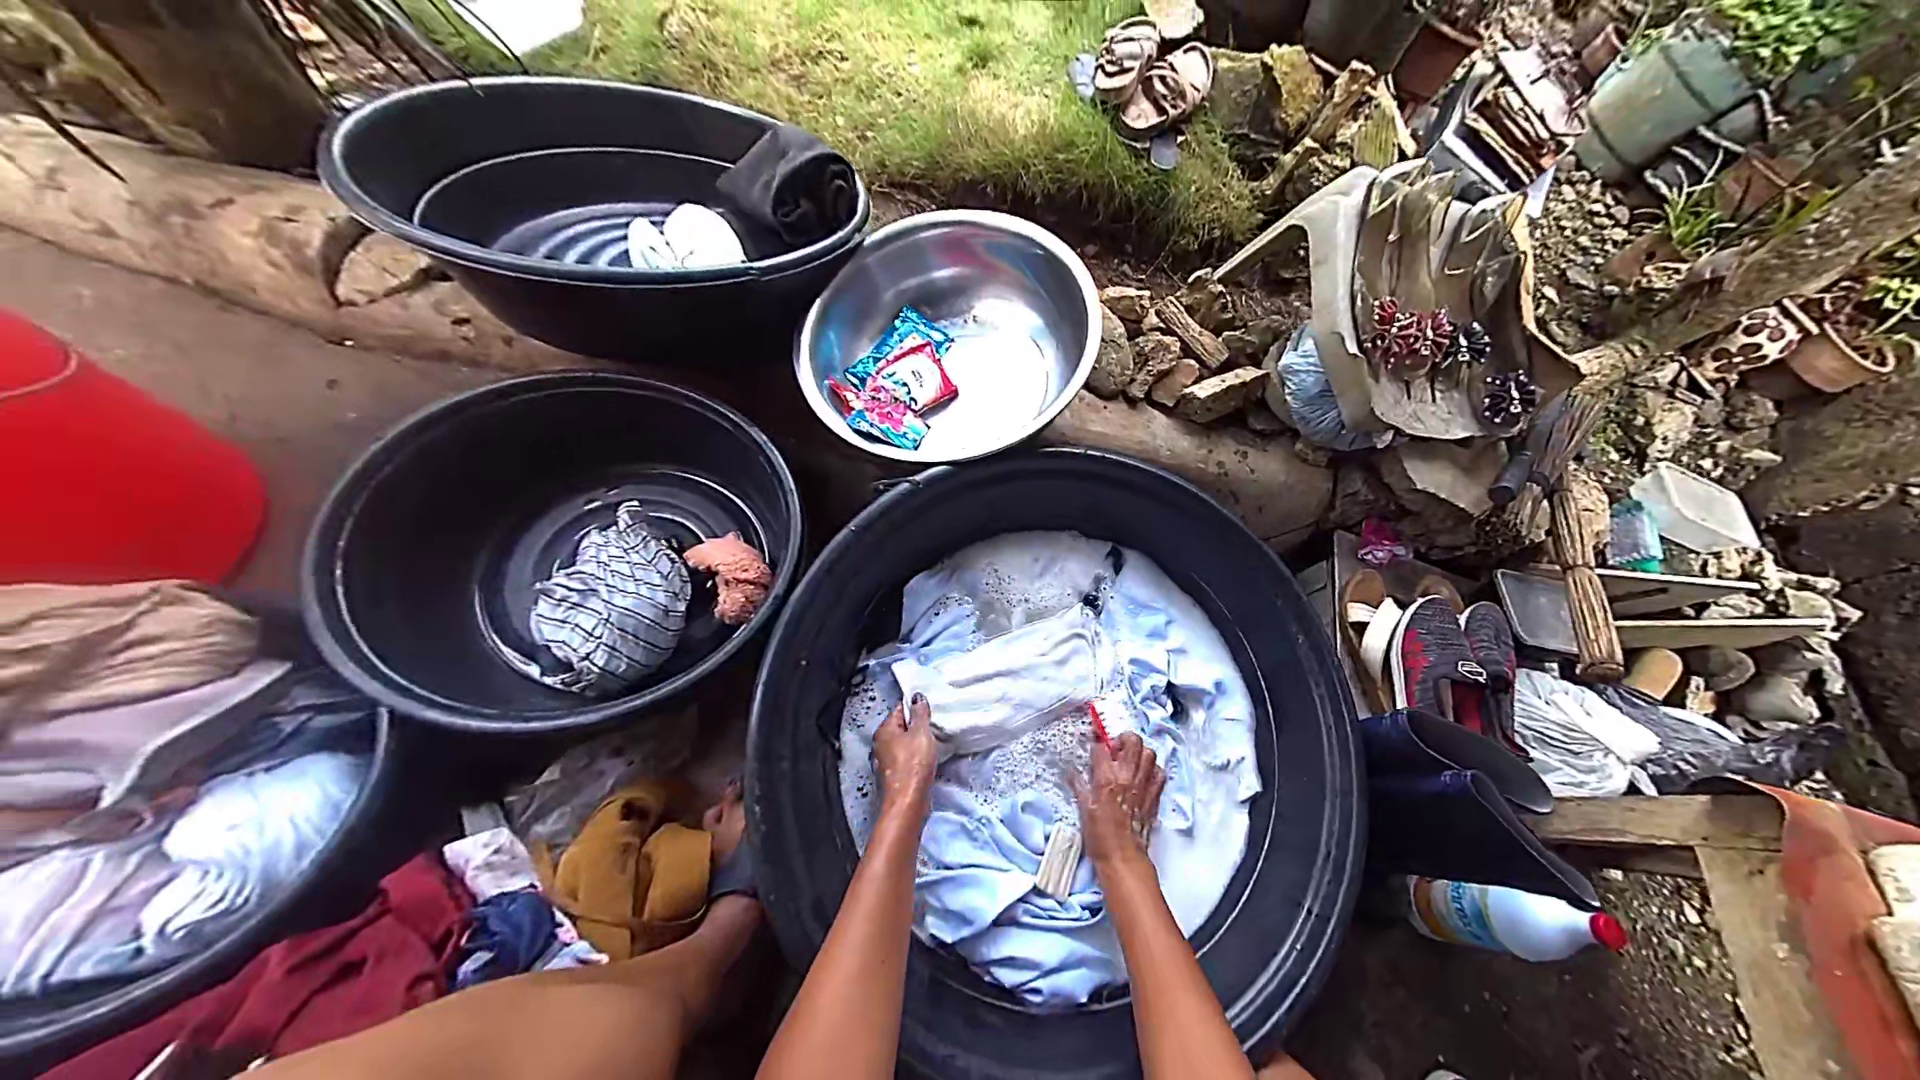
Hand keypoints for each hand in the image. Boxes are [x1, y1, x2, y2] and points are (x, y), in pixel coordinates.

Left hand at [873, 693, 936, 817]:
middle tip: (934, 727)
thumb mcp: (921, 732)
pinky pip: (908, 757)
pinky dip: (917, 756)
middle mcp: (881, 743)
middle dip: (918, 726)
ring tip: (934, 743)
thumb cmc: (914, 764)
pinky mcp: (895, 773)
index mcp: (884, 729)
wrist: (909, 800)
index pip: (899, 709)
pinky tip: (928, 759)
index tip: (930, 711)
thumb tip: (917, 697)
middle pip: (902, 726)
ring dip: (919, 742)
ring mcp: (887, 759)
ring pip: (905, 743)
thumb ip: (920, 713)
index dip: (915, 708)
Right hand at [1074, 732, 1164, 869]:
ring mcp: (1144, 785)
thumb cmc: (1099, 835)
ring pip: (1150, 753)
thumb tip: (1071, 771)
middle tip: (1116, 748)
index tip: (1094, 741)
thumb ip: (1078, 785)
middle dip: (1123, 738)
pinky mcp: (1155, 796)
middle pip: (1132, 741)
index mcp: (1106, 778)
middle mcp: (1127, 776)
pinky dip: (1153, 770)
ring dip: (1140, 752)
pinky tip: (1143, 775)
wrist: (1123, 857)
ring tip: (1130, 759)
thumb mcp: (1083, 807)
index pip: (1101, 747)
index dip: (1097, 740)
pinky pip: (1160, 773)